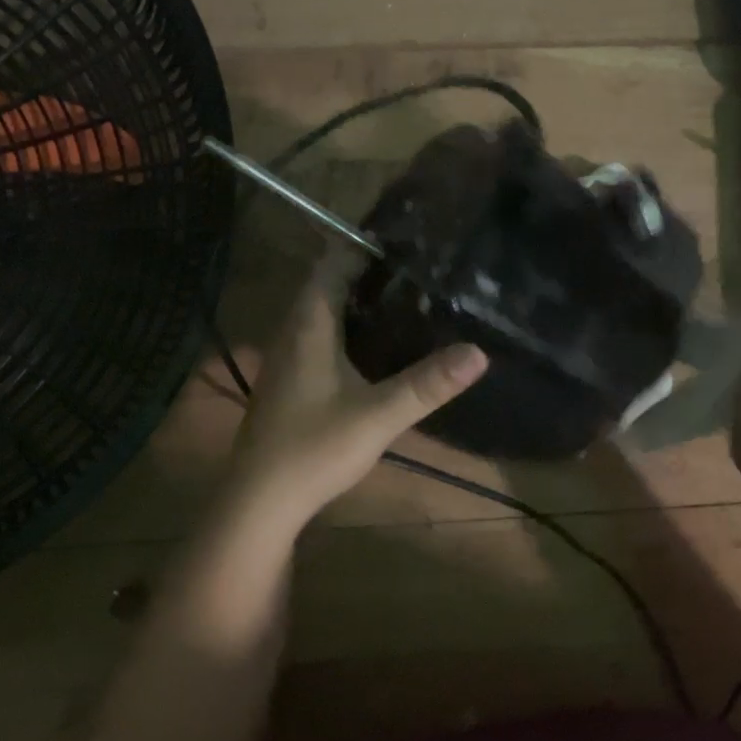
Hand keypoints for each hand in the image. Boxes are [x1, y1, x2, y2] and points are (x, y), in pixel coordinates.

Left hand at [225, 248, 488, 523]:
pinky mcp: (288, 384)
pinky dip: (347, 333)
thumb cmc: (314, 449)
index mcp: (309, 325)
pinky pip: (319, 340)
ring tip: (408, 303)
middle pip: (328, 285)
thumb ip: (427, 385)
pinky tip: (375, 351)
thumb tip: (479, 353)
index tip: (409, 242)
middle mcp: (292, 332)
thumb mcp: (379, 417)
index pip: (333, 262)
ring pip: (322, 315)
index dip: (367, 247)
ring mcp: (286, 359)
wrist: (261, 499)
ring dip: (357, 305)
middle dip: (370, 275)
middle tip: (420, 272)